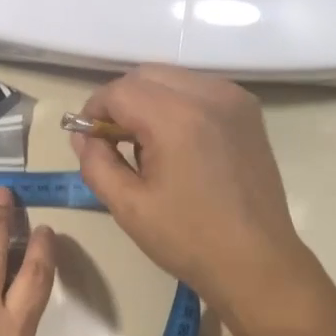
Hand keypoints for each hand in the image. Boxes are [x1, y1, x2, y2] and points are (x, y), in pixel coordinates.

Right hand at [71, 65, 312, 309]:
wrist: (253, 259)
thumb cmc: (186, 239)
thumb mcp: (128, 207)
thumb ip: (97, 164)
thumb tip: (82, 136)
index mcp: (177, 118)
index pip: (120, 90)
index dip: (94, 110)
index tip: (85, 139)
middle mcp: (209, 94)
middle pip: (147, 75)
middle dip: (120, 103)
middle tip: (109, 143)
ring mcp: (235, 99)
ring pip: (174, 80)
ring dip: (148, 103)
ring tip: (144, 149)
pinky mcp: (248, 112)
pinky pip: (200, 92)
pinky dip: (177, 107)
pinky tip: (175, 148)